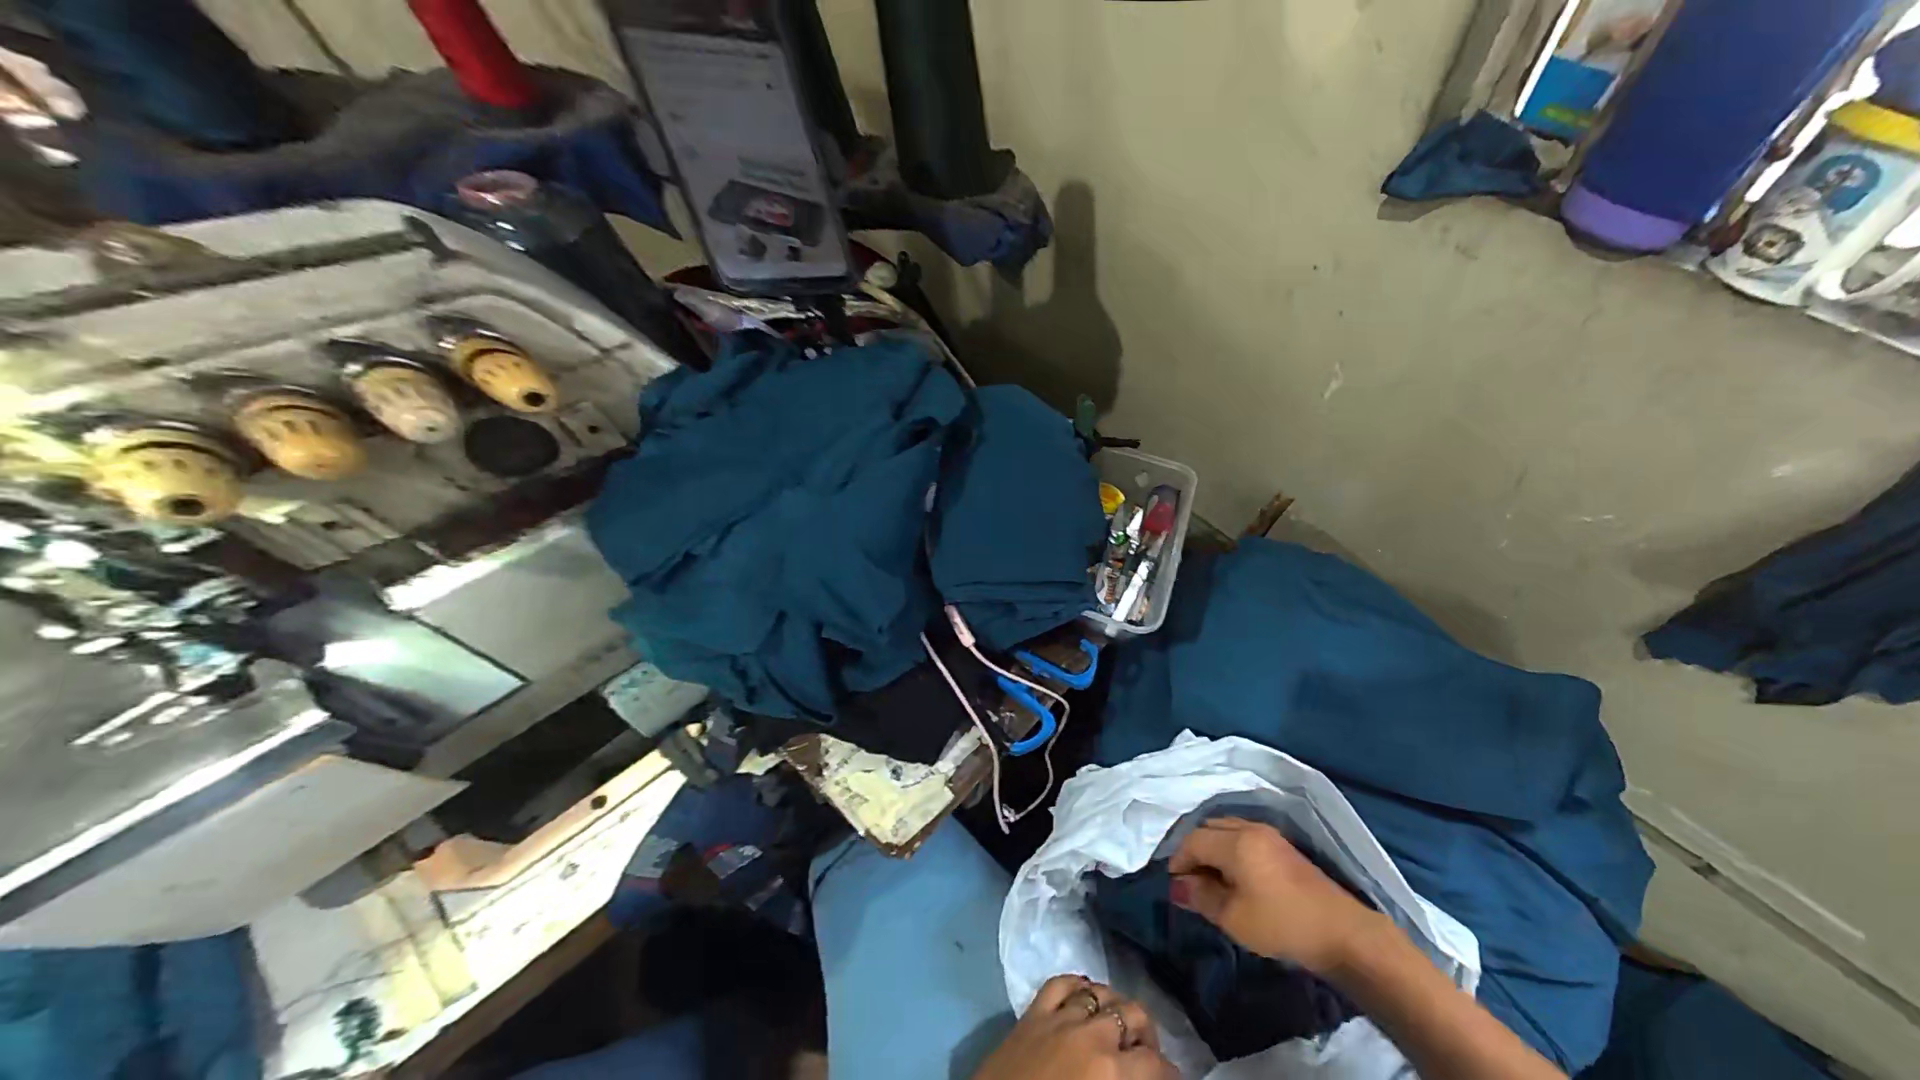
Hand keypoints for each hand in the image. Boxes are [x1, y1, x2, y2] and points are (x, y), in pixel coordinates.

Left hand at [971, 975, 1178, 1079]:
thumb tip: (1138, 1076)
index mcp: (1111, 1072)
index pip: (1155, 1063)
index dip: (1169, 1072)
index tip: (1171, 1078)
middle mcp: (1091, 1035)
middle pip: (1133, 1013)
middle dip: (1146, 1033)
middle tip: (1145, 1053)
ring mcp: (1060, 1017)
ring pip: (1100, 992)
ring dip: (1115, 1006)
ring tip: (1117, 1025)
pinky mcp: (1033, 1011)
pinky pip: (1061, 983)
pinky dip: (1077, 985)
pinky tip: (1083, 997)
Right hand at [1168, 818, 1386, 974]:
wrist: (1343, 933)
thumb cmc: (1282, 924)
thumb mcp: (1233, 917)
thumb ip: (1201, 896)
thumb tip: (1177, 885)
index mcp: (1235, 841)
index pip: (1192, 840)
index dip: (1178, 860)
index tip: (1176, 886)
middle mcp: (1250, 828)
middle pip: (1209, 828)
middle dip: (1194, 851)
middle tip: (1191, 881)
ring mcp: (1270, 835)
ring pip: (1227, 830)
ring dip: (1213, 849)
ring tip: (1211, 879)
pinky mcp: (1284, 847)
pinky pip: (1244, 836)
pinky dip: (1230, 849)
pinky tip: (1235, 875)